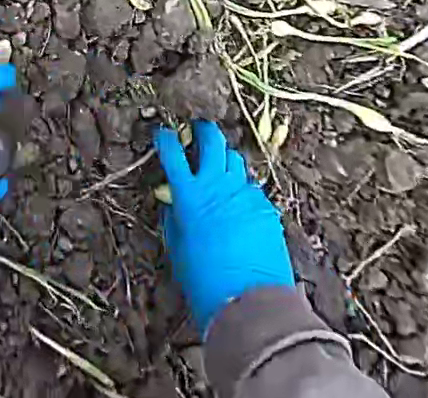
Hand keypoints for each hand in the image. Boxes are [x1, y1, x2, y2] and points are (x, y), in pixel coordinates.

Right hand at [154, 121, 293, 332]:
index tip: (164, 132)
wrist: (249, 299)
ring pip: (234, 158)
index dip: (166, 139)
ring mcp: (243, 190)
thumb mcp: (179, 249)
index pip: (173, 154)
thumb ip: (174, 219)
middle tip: (200, 127)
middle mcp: (217, 184)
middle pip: (212, 140)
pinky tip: (240, 206)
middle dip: (204, 129)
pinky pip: (250, 187)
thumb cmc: (205, 281)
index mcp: (189, 195)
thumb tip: (171, 201)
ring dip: (225, 159)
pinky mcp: (263, 202)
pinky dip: (242, 190)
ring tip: (220, 167)